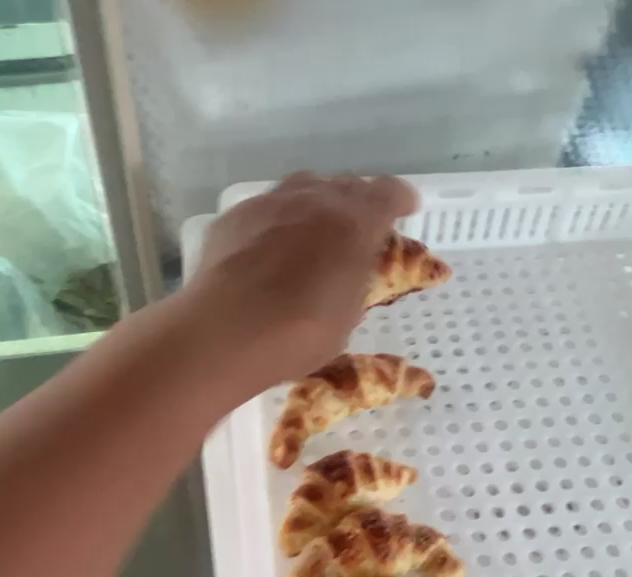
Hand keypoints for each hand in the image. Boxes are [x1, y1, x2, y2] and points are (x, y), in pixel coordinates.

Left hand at [184, 171, 418, 393]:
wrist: (225, 332)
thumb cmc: (297, 335)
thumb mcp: (346, 316)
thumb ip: (355, 281)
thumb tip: (352, 269)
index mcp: (354, 223)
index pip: (389, 193)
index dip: (400, 199)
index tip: (406, 208)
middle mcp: (315, 199)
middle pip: (345, 185)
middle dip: (357, 202)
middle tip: (358, 228)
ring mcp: (271, 202)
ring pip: (304, 188)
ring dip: (317, 204)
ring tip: (315, 229)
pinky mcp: (236, 216)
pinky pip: (267, 207)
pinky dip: (279, 220)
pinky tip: (271, 247)